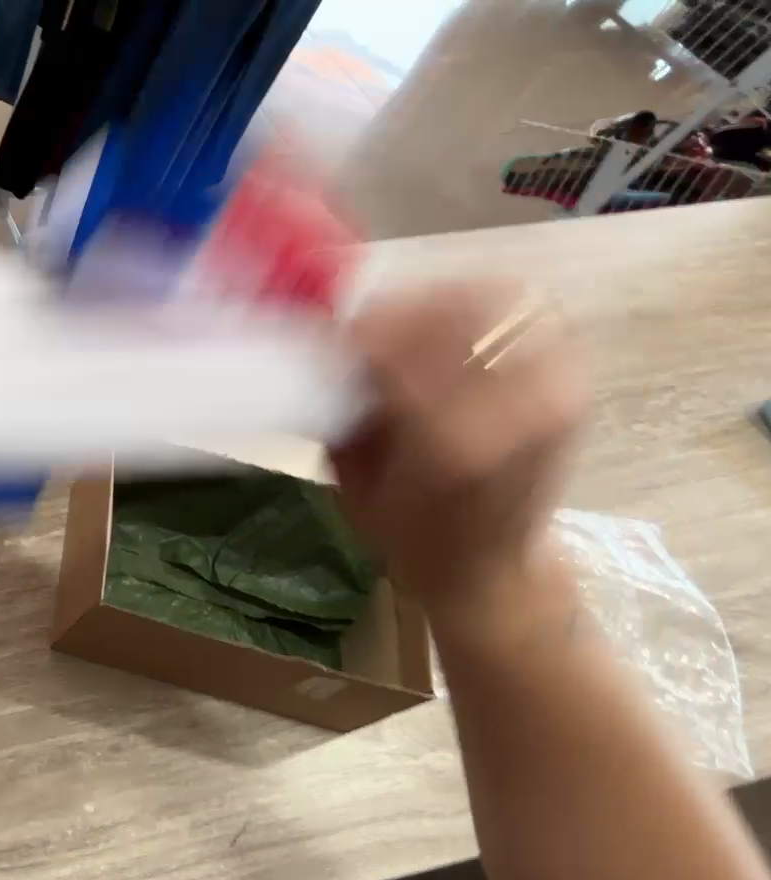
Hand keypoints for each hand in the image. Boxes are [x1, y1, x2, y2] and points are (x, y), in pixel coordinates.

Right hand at [329, 285, 589, 625]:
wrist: (488, 565)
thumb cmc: (405, 535)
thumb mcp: (353, 483)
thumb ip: (344, 415)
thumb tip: (321, 356)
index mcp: (452, 445)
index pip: (402, 352)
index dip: (356, 333)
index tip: (321, 334)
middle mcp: (520, 408)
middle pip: (457, 312)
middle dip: (397, 310)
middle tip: (358, 326)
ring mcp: (559, 388)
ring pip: (499, 300)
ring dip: (438, 300)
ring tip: (400, 321)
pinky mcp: (573, 377)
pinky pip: (526, 313)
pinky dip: (477, 307)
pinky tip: (441, 326)